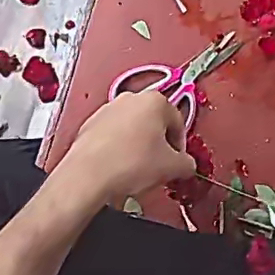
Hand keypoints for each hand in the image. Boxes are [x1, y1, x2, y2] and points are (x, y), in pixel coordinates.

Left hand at [54, 90, 195, 207]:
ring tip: (137, 169)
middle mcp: (131, 98)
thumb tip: (186, 165)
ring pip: (132, 128)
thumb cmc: (132, 164)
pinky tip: (119, 168)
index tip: (177, 161)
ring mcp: (107, 109)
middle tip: (159, 165)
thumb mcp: (172, 167)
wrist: (88, 175)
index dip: (180, 145)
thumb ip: (187, 163)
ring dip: (138, 146)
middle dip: (159, 144)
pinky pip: (112, 135)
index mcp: (155, 100)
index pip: (177, 122)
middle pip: (154, 122)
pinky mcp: (90, 124)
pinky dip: (118, 148)